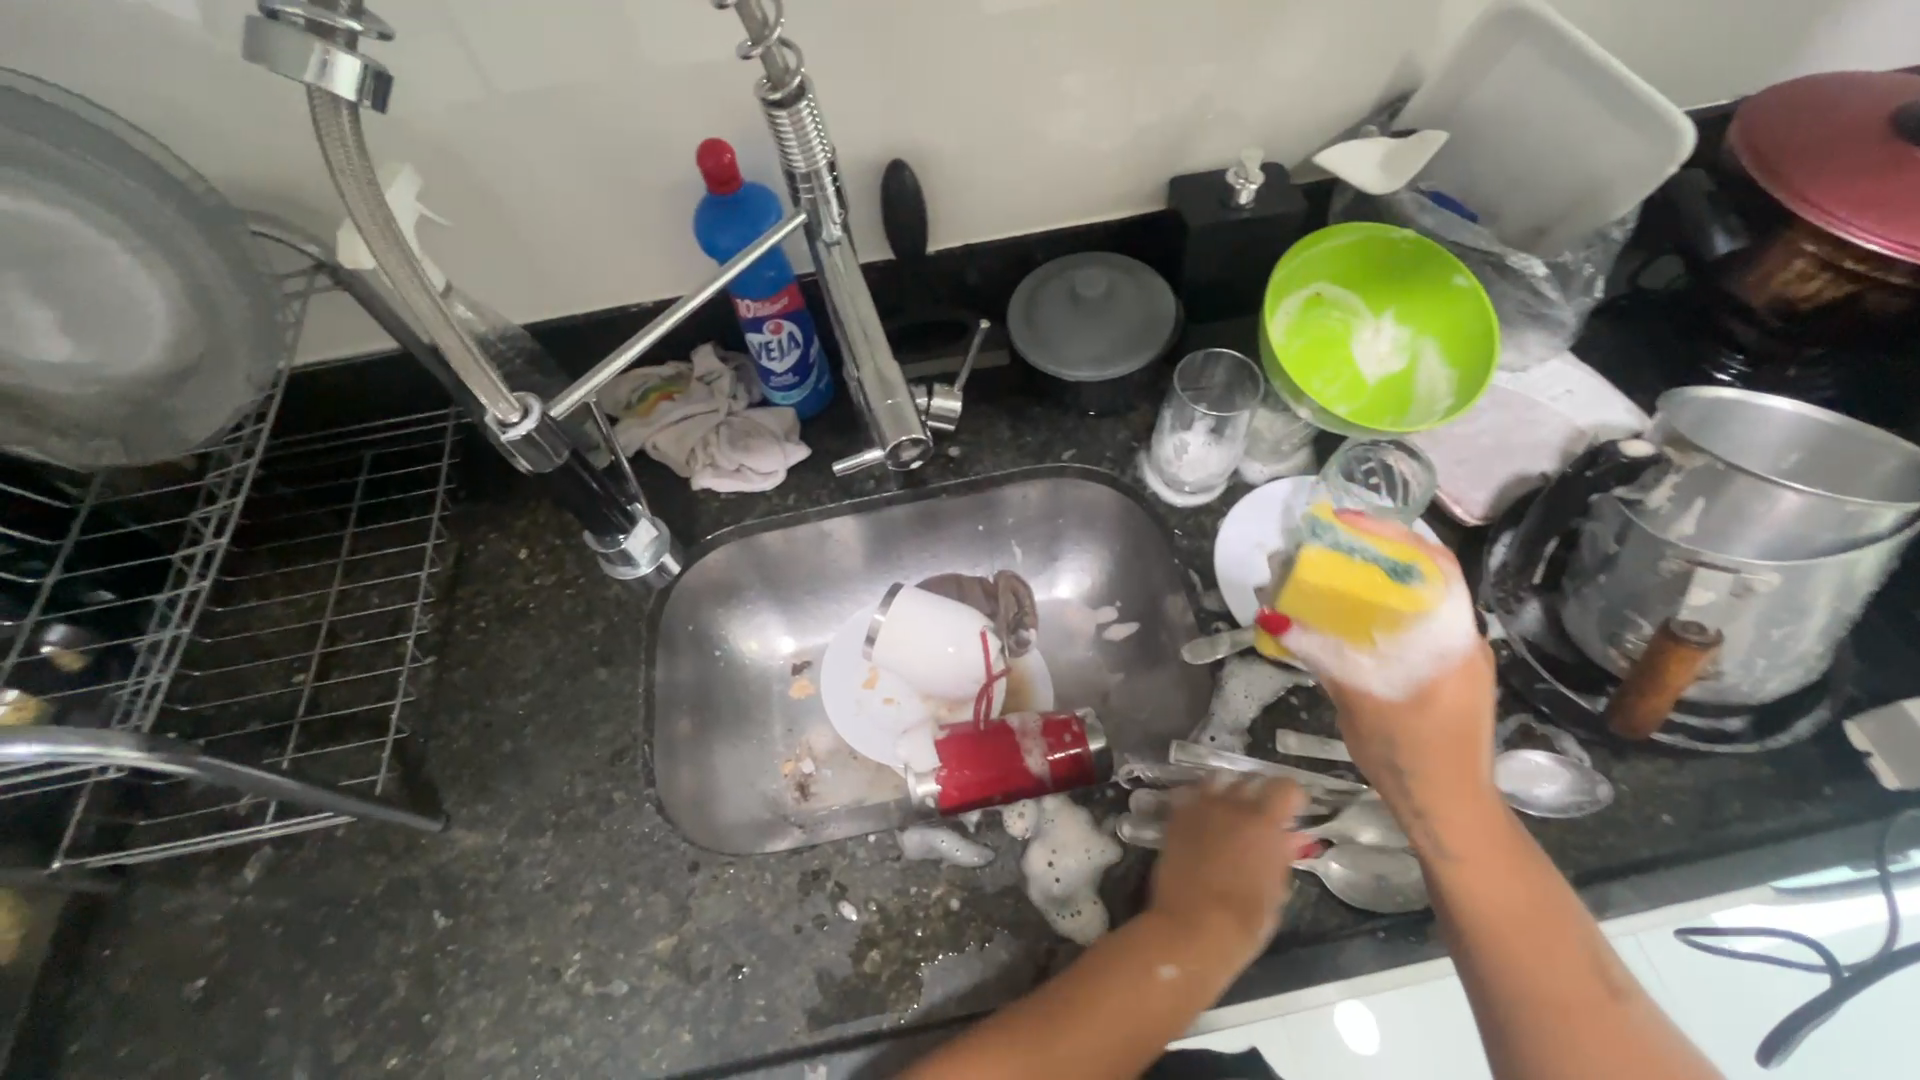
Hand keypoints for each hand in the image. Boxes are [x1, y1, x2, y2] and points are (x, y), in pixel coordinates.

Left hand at [1148, 777, 1306, 963]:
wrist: (1192, 927)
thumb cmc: (1245, 919)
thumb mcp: (1276, 891)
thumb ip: (1282, 856)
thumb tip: (1290, 837)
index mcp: (1264, 823)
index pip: (1285, 786)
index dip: (1291, 796)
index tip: (1292, 812)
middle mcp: (1232, 806)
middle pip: (1250, 779)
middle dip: (1259, 793)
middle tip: (1260, 816)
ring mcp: (1200, 808)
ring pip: (1217, 781)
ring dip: (1227, 792)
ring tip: (1229, 813)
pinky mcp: (1175, 818)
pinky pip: (1188, 795)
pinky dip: (1198, 800)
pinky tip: (1202, 818)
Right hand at [1284, 515, 1502, 854]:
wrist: (1451, 810)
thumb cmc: (1410, 758)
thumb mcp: (1358, 704)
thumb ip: (1323, 657)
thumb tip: (1275, 618)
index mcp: (1453, 641)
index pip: (1433, 564)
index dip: (1391, 534)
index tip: (1347, 521)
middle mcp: (1463, 640)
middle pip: (1426, 577)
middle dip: (1379, 553)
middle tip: (1331, 544)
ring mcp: (1459, 658)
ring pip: (1421, 602)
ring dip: (1381, 583)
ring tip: (1334, 574)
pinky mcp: (1449, 675)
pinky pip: (1417, 627)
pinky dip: (1385, 612)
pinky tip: (1351, 619)